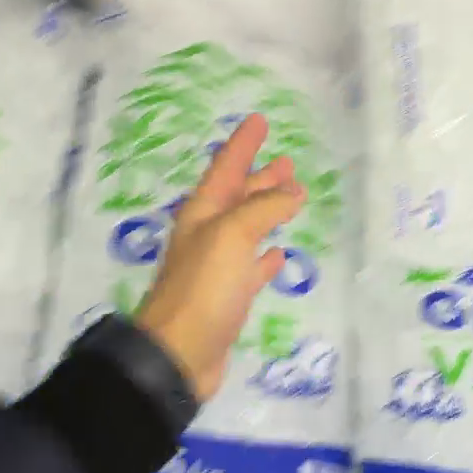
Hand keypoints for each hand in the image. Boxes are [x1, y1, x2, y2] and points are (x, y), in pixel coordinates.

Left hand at [133, 113, 305, 400]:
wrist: (181, 351)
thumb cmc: (203, 289)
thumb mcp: (232, 237)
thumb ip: (263, 210)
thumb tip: (292, 192)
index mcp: (203, 214)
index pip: (226, 168)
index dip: (243, 145)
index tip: (260, 120)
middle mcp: (208, 234)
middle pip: (237, 196)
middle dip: (260, 177)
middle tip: (287, 162)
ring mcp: (218, 268)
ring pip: (247, 230)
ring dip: (267, 213)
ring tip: (292, 200)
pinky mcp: (229, 299)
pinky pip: (251, 269)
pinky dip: (266, 258)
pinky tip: (279, 256)